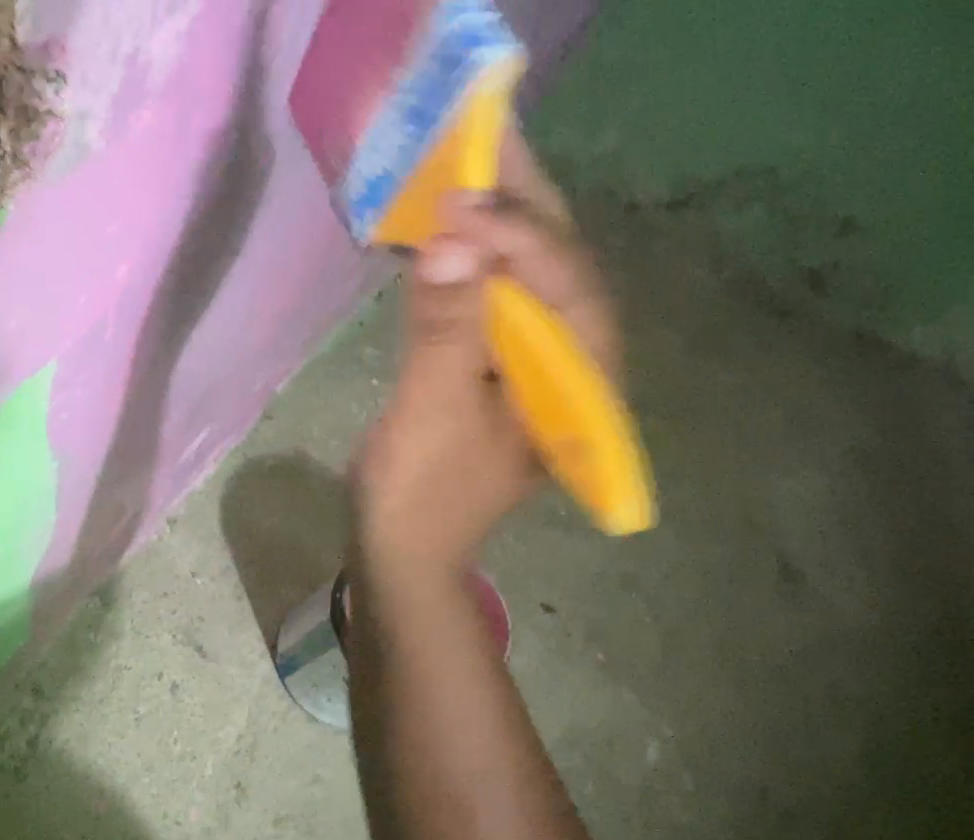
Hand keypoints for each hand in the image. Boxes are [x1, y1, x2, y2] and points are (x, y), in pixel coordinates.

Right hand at [354, 136, 621, 573]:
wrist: (401, 556)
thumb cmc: (418, 494)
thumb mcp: (430, 413)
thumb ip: (447, 328)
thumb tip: (453, 237)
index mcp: (577, 379)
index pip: (562, 282)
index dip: (515, 231)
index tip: (457, 196)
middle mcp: (572, 364)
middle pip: (557, 267)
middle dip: (521, 207)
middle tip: (483, 144)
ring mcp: (535, 369)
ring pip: (526, 281)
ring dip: (497, 230)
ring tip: (464, 175)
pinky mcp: (497, 373)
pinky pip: (495, 303)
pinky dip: (472, 268)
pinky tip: (445, 241)